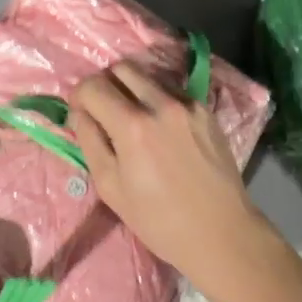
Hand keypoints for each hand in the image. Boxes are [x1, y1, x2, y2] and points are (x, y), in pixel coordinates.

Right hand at [68, 63, 301, 301]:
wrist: (222, 233)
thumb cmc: (160, 220)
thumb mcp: (111, 188)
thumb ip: (90, 141)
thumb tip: (80, 113)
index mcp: (132, 126)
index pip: (93, 85)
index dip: (80, 96)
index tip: (81, 112)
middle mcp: (160, 104)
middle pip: (121, 68)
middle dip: (106, 85)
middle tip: (105, 111)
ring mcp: (186, 103)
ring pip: (147, 76)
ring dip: (133, 90)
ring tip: (135, 120)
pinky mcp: (205, 109)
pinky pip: (172, 90)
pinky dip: (158, 101)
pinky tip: (162, 130)